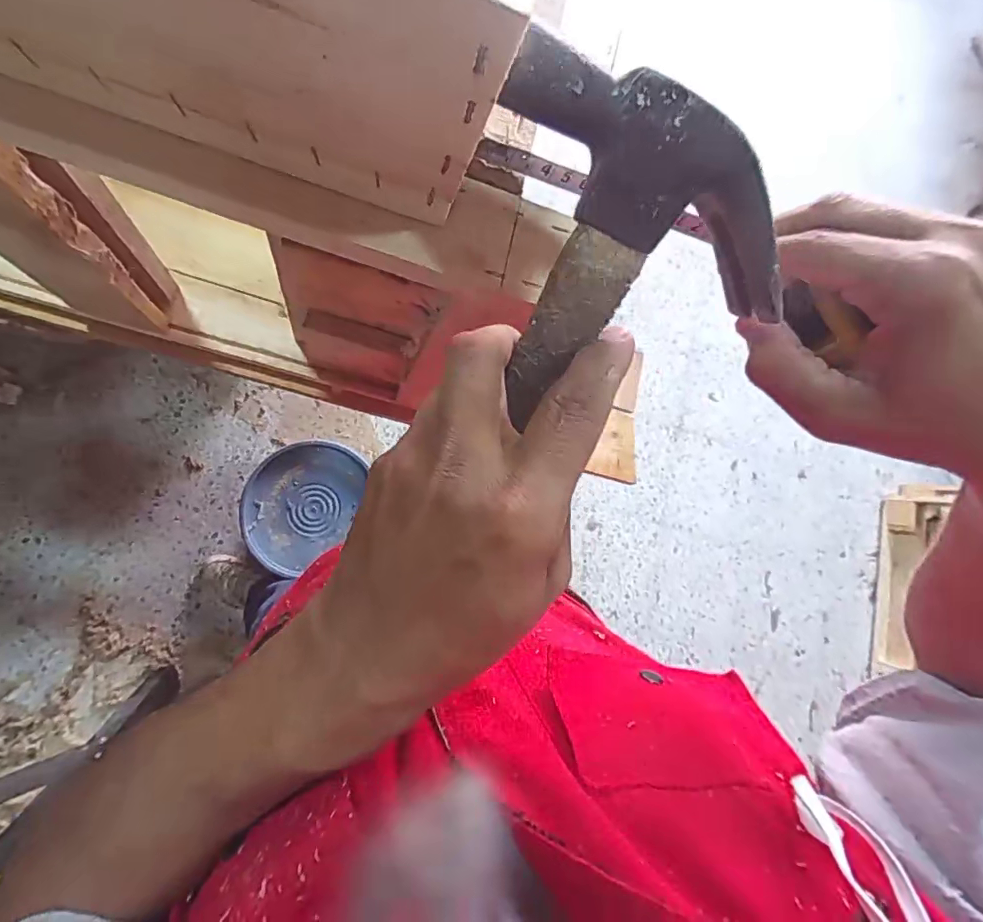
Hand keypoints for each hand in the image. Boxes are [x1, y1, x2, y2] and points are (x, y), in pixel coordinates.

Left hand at [288, 324, 634, 763]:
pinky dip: (453, 426)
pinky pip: (429, 421)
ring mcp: (413, 456)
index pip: (567, 411)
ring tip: (493, 429)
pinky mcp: (385, 460)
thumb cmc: (468, 630)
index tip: (615, 338)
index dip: (598, 364)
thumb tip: (548, 451)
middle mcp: (463, 464)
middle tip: (527, 367)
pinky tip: (454, 469)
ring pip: (450, 383)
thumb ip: (552, 504)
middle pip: (480, 353)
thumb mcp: (543, 580)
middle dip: (511, 341)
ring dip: (481, 387)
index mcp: (518, 505)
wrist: (367, 645)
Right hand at [738, 195, 982, 519]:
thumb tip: (750, 322)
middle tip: (760, 282)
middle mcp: (958, 239)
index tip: (741, 291)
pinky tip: (861, 295)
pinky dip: (863, 248)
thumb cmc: (944, 430)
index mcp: (923, 282)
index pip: (810, 246)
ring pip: (869, 212)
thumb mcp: (837, 416)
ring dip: (824, 244)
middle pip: (836, 210)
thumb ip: (775, 370)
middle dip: (783, 239)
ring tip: (812, 297)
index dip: (762, 263)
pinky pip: (903, 224)